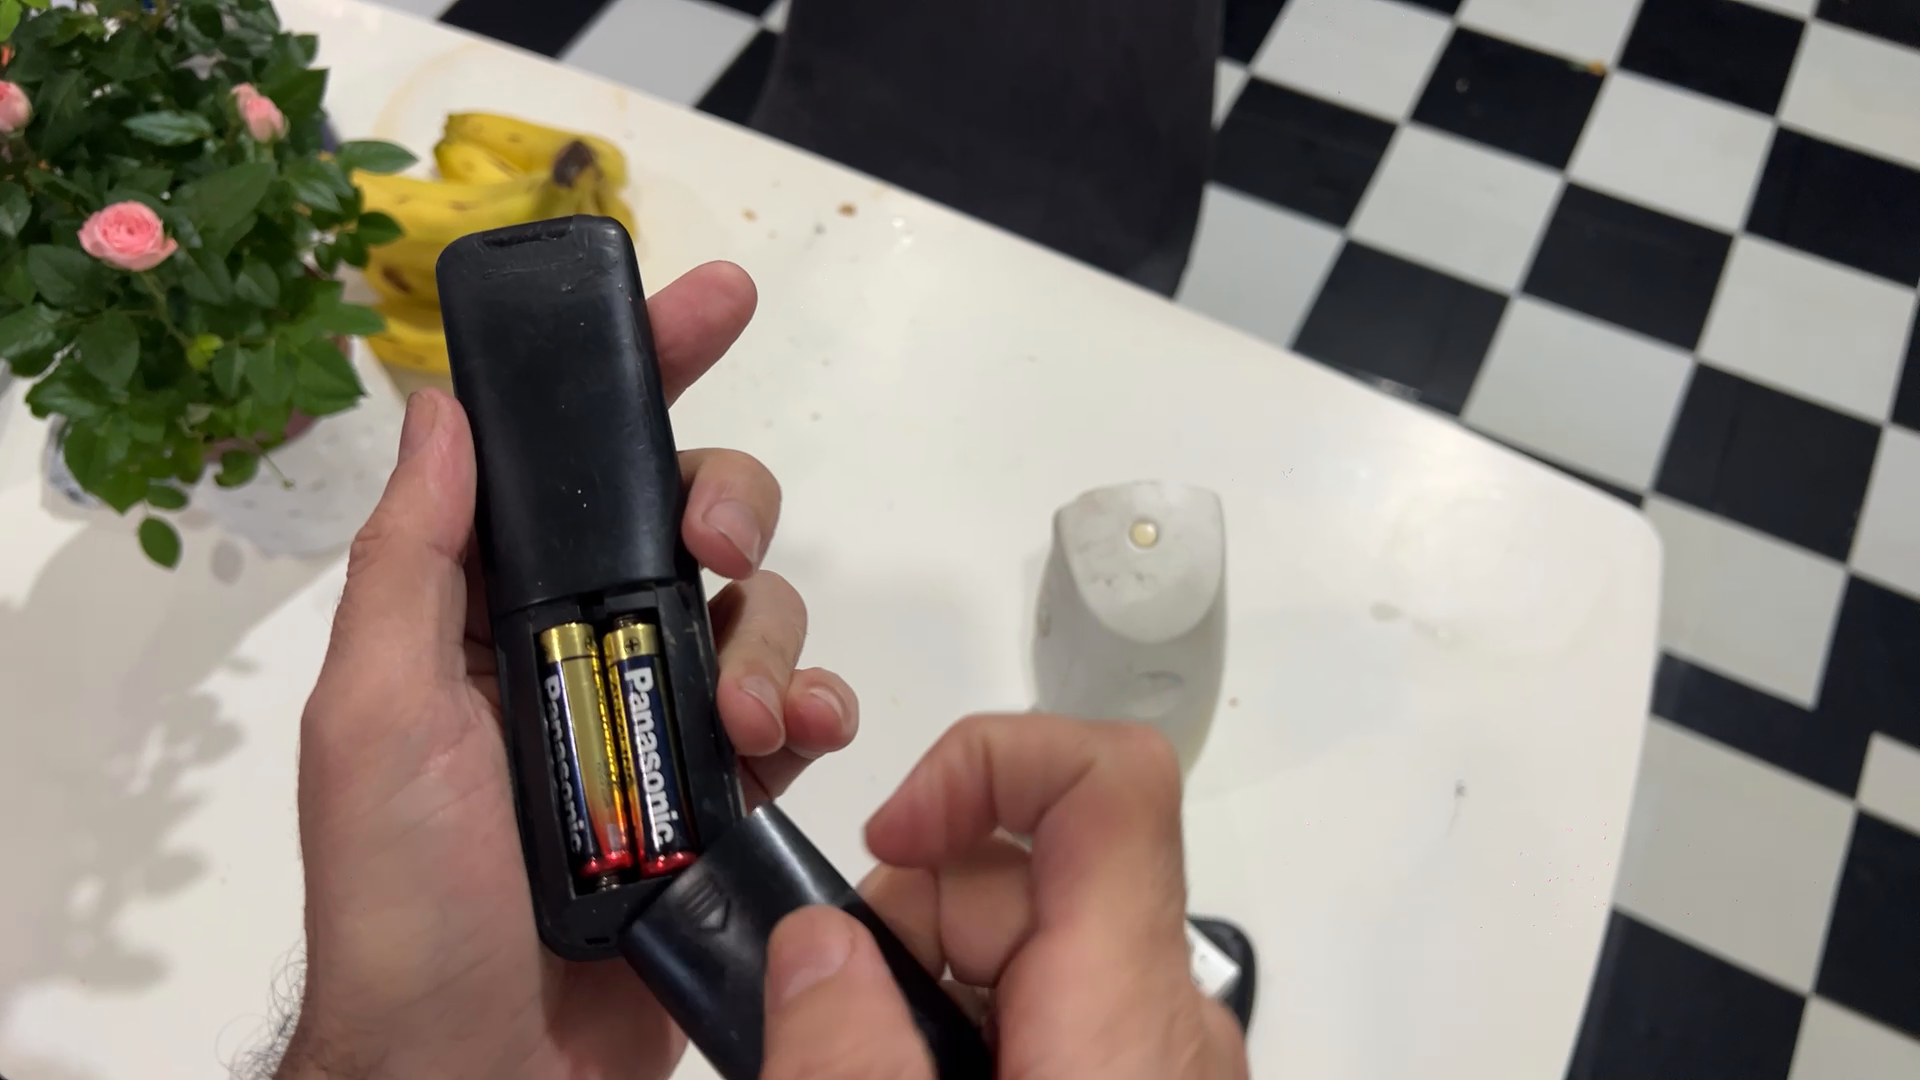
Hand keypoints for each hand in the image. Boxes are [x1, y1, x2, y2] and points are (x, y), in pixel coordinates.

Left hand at [280, 263, 859, 1079]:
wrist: (499, 1060)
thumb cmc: (418, 893)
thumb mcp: (379, 711)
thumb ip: (413, 562)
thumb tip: (438, 408)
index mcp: (526, 602)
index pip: (597, 458)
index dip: (657, 367)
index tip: (717, 298)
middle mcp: (614, 633)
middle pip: (711, 517)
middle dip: (737, 507)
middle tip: (721, 551)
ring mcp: (685, 701)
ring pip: (769, 612)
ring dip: (775, 643)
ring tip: (754, 717)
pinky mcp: (741, 770)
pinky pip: (809, 705)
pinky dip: (822, 707)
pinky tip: (807, 738)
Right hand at [759, 715, 1248, 1078]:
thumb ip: (846, 1057)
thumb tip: (820, 937)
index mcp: (1130, 1010)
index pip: (1110, 776)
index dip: (989, 757)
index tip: (894, 826)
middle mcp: (1156, 1004)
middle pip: (1026, 856)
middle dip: (914, 906)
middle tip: (846, 1014)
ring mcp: (1143, 1039)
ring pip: (1016, 921)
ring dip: (921, 966)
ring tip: (869, 1055)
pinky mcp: (1121, 1067)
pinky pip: (1030, 985)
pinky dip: (955, 1006)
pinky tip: (912, 1067)